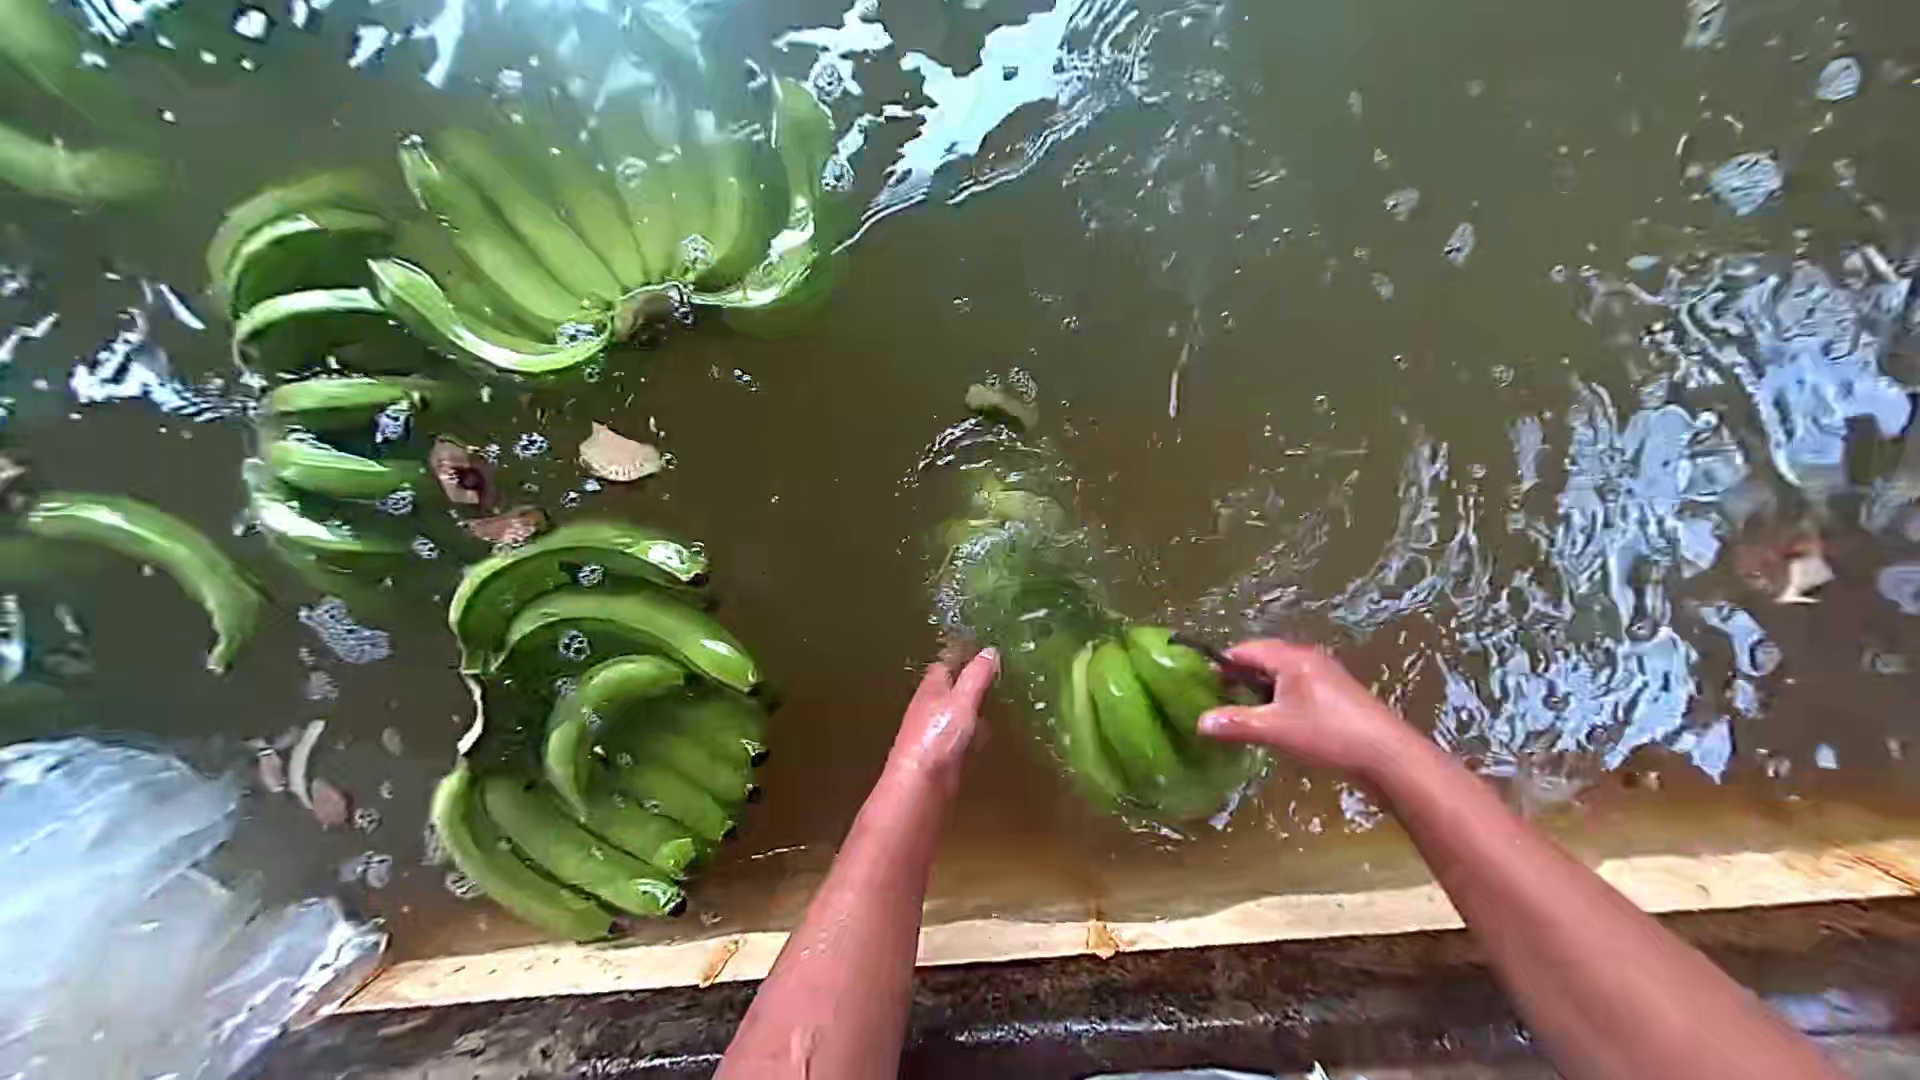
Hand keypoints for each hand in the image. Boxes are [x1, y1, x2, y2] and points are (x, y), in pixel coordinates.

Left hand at [886, 648, 998, 789]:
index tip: (987, 649)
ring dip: (975, 706)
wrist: (920, 786)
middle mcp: (930, 706)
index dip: (964, 654)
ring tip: (1001, 700)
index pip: (946, 662)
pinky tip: (990, 734)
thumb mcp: (962, 700)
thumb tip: (990, 650)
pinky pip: (963, 735)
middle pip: (951, 687)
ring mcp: (935, 731)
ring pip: (958, 711)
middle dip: (972, 679)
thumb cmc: (938, 736)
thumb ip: (976, 676)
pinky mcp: (943, 754)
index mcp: (931, 687)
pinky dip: (976, 731)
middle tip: (1000, 673)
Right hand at [1198, 639, 1416, 778]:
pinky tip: (1275, 717)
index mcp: (1290, 658)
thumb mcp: (1275, 730)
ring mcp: (1325, 674)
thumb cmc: (1328, 734)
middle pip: (1262, 657)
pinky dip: (1278, 695)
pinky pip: (1296, 684)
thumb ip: (1236, 723)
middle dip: (1239, 674)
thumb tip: (1199, 722)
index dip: (1222, 664)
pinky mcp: (1336, 693)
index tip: (1204, 684)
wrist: (1390, 757)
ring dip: (1259, 686)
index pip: (1244, 650)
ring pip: (1280, 672)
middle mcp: (1307, 658)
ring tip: (1243, 708)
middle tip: (1220, 696)